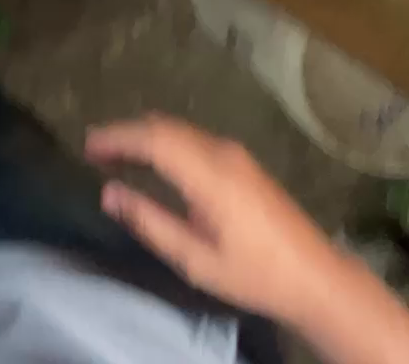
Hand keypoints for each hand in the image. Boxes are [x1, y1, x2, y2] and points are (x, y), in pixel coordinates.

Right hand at [85, 115, 346, 324]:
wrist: (321, 280)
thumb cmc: (255, 274)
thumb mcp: (196, 260)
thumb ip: (150, 222)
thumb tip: (108, 193)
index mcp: (209, 175)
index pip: (152, 140)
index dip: (116, 137)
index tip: (87, 145)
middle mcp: (220, 153)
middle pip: (162, 126)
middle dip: (125, 133)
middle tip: (94, 148)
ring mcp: (234, 154)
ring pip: (177, 128)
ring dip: (144, 135)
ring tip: (116, 153)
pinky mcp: (241, 161)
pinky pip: (191, 136)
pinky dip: (163, 139)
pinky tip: (154, 159)